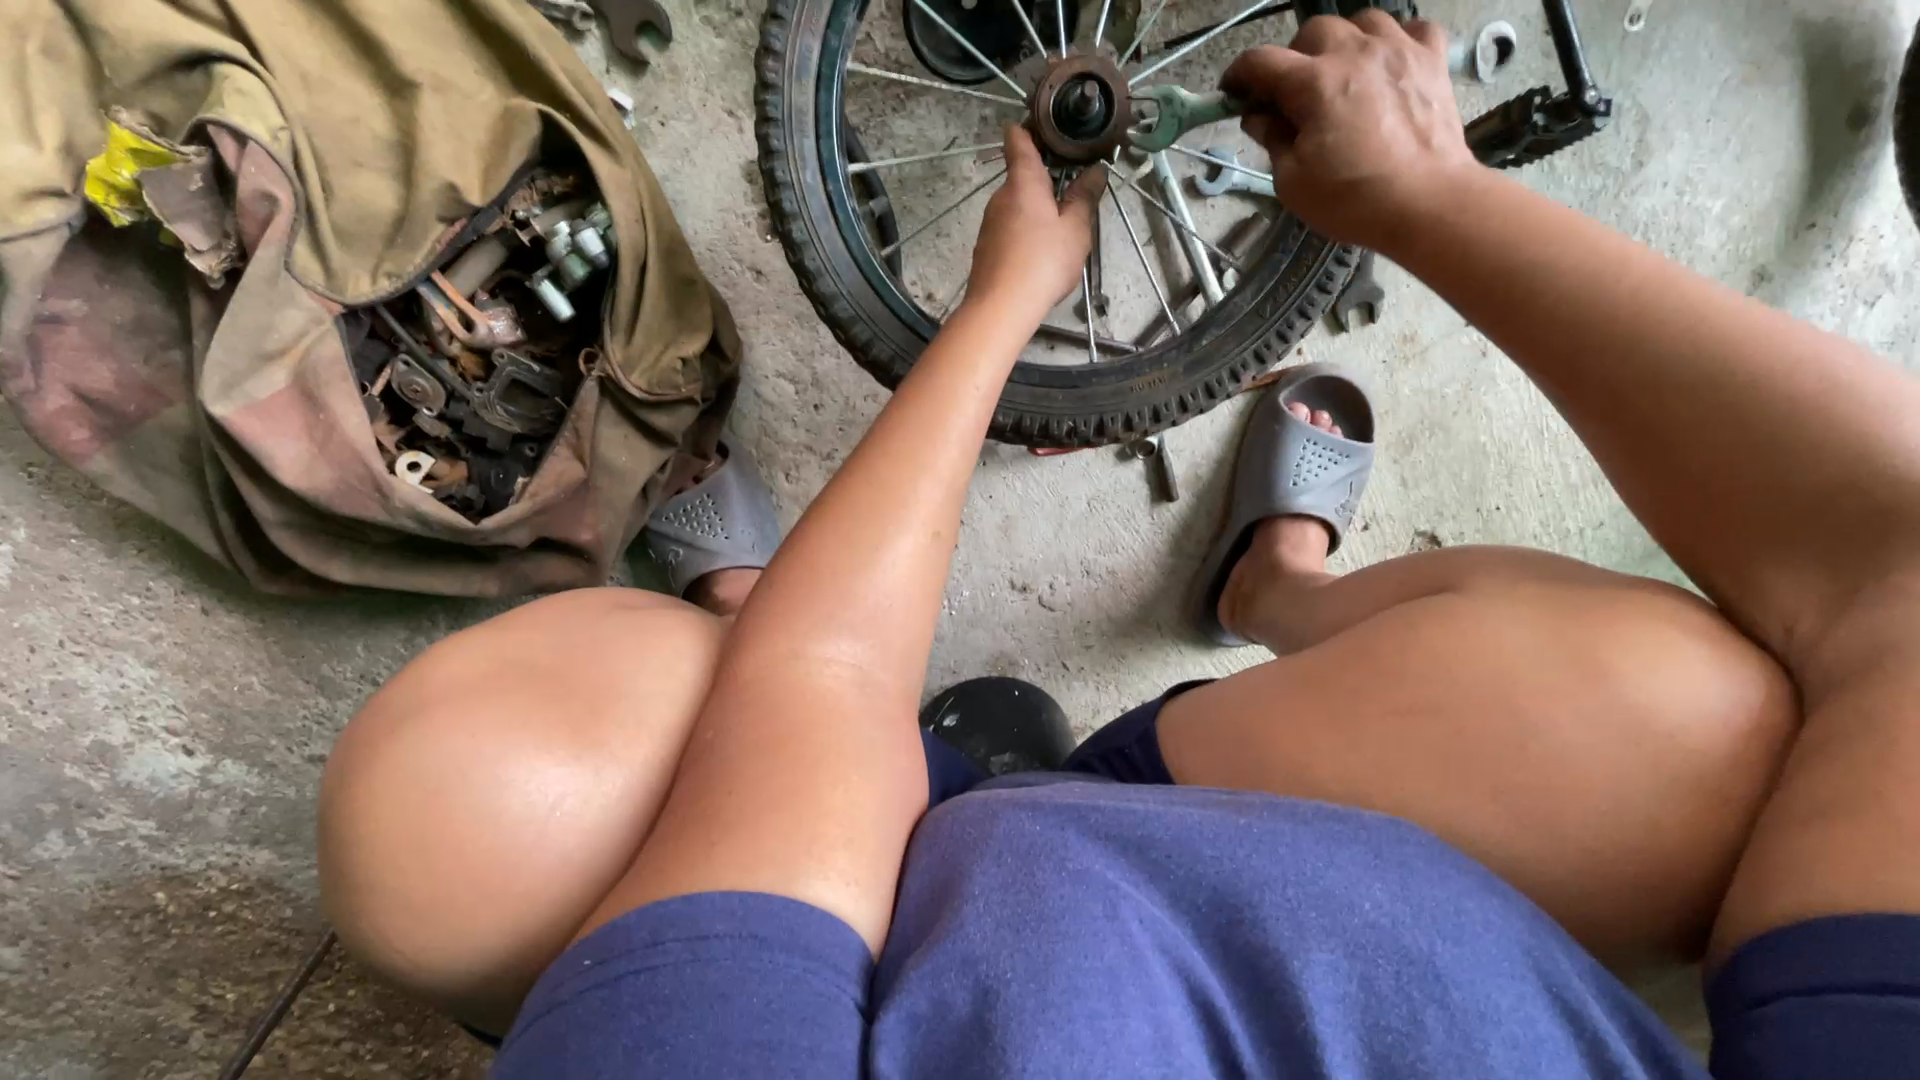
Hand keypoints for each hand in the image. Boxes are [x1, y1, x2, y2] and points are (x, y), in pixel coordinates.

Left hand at [963, 126, 1104, 317]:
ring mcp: (989, 224)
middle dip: (1045, 177)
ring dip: (1037, 208)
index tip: (1050, 128)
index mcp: (1023, 181)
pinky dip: (1025, 231)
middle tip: (1073, 187)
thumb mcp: (1075, 229)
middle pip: (1021, 175)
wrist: (1000, 308)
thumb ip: (1085, 197)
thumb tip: (1096, 170)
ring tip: (1062, 226)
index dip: (1032, 128)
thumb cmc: (1043, 263)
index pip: (1019, 139)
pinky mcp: (986, 249)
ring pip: (1016, 205)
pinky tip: (1041, 253)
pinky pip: (1009, 229)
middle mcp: (1000, 197)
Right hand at [1221, 12, 1479, 250]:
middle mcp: (1355, 52)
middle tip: (1292, 94)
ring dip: (1342, 44)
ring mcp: (1399, 49)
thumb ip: (1273, 139)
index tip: (1232, 92)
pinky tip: (1385, 67)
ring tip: (1341, 75)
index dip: (1239, 75)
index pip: (1261, 62)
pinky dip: (1392, 42)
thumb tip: (1259, 116)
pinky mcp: (1433, 59)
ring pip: (1362, 21)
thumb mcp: (1292, 181)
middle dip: (1294, 58)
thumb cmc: (1350, 200)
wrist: (1425, 203)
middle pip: (1312, 31)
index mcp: (1313, 83)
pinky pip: (1410, 28)